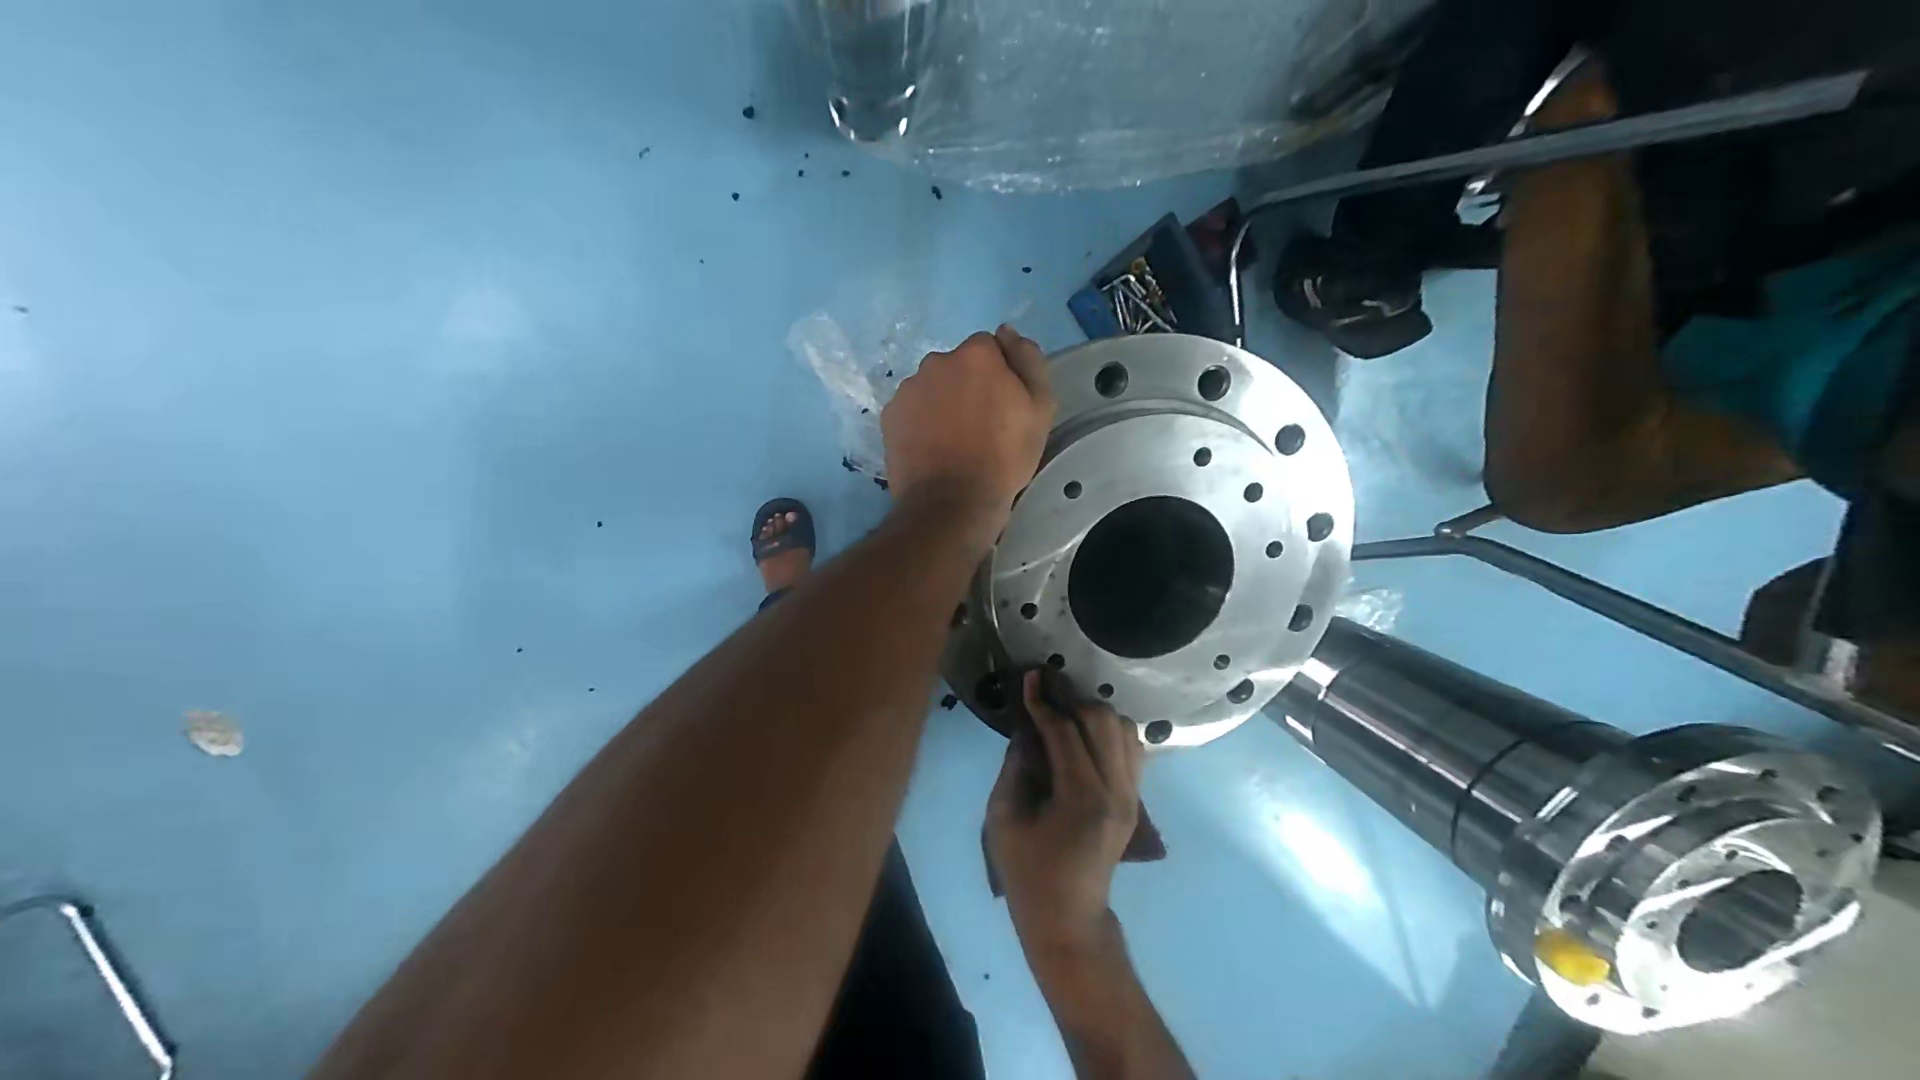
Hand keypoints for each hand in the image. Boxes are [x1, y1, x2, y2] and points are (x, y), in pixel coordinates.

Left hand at [883, 325, 1053, 525]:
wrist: (952, 501)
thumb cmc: (1004, 456)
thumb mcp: (1039, 408)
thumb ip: (1028, 361)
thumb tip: (1008, 332)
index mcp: (976, 354)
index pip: (990, 348)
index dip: (999, 375)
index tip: (1003, 405)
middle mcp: (936, 361)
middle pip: (957, 366)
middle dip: (967, 386)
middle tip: (980, 426)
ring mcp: (908, 388)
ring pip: (932, 386)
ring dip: (942, 402)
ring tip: (954, 441)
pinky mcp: (889, 415)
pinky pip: (911, 409)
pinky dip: (920, 421)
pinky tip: (932, 448)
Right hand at [986, 671, 1144, 957]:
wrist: (1068, 918)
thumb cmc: (1027, 871)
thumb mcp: (1002, 817)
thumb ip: (1014, 765)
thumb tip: (1026, 725)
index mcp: (1081, 799)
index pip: (1065, 733)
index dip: (1044, 701)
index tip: (1030, 677)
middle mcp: (1117, 792)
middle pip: (1104, 721)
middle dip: (1072, 700)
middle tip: (1046, 695)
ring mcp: (1133, 796)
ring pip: (1125, 729)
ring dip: (1094, 714)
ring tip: (1065, 715)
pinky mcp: (1136, 799)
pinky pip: (1132, 748)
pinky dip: (1110, 732)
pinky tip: (1084, 736)